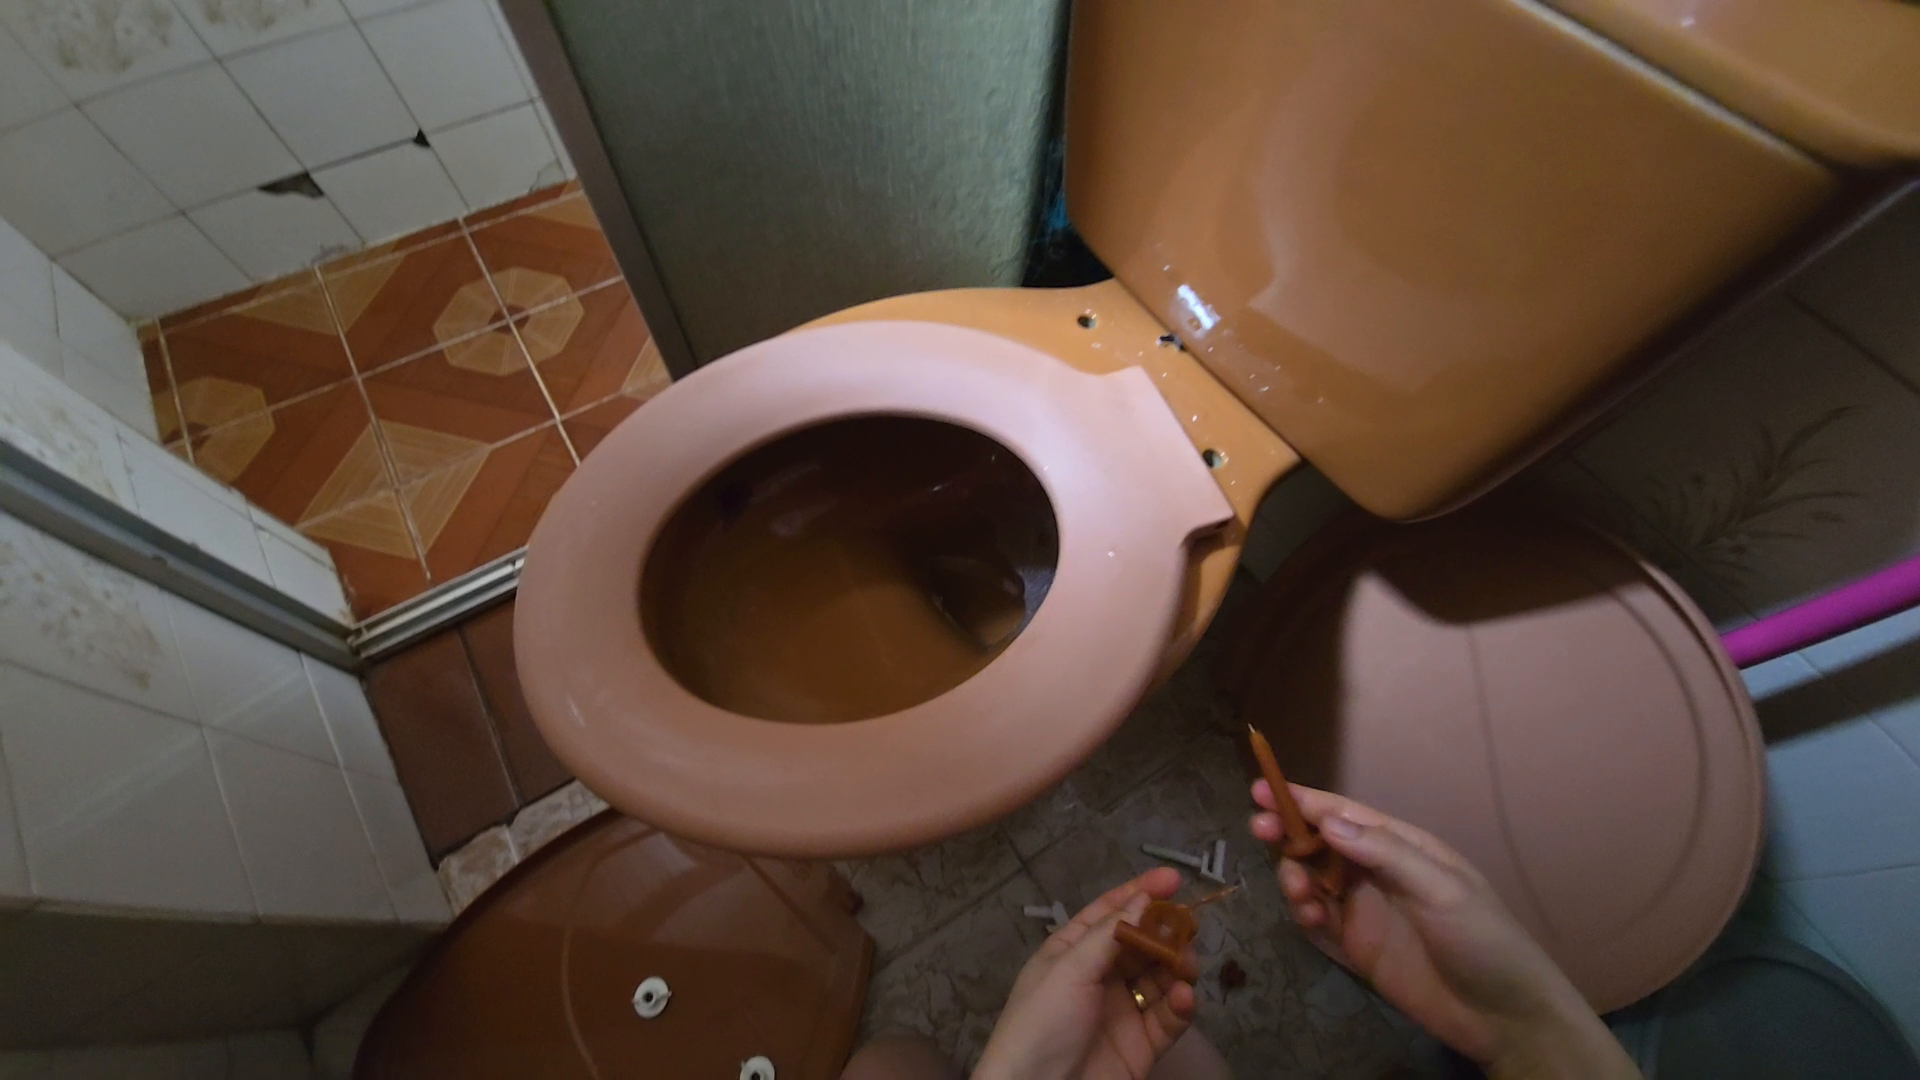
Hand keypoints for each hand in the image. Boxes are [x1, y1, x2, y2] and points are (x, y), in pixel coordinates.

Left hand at [973, 867, 1196, 1079]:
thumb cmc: (1043, 1021)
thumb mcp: (1069, 969)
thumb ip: (1109, 935)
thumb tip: (1142, 899)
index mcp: (1073, 949)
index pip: (1111, 911)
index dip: (1141, 892)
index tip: (1175, 878)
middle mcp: (1099, 974)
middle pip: (1140, 942)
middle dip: (1165, 932)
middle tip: (1189, 927)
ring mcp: (1122, 1010)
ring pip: (1159, 977)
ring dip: (1176, 966)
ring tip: (1187, 964)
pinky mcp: (1141, 1046)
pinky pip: (1167, 1018)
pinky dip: (1180, 1006)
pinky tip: (1184, 997)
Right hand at [1250, 782, 1639, 1078]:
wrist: (1510, 1022)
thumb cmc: (1484, 940)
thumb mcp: (1442, 889)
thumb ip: (1383, 852)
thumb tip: (1326, 821)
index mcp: (1397, 847)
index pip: (1341, 813)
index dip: (1301, 799)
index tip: (1261, 789)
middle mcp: (1372, 872)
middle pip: (1315, 842)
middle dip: (1285, 832)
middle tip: (1260, 828)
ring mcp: (1361, 909)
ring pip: (1308, 878)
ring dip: (1293, 876)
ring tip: (1299, 891)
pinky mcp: (1354, 947)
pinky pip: (1314, 921)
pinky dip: (1304, 915)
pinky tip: (1312, 920)